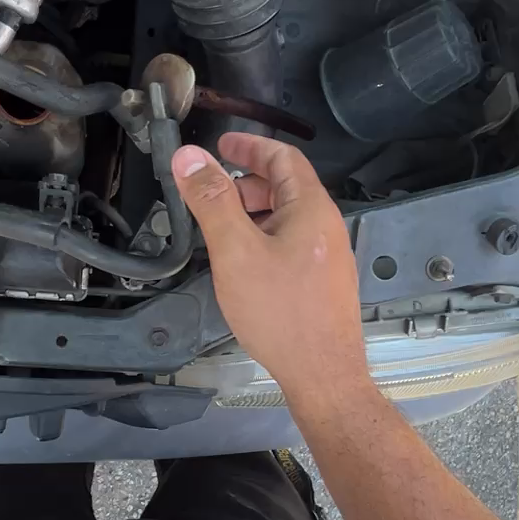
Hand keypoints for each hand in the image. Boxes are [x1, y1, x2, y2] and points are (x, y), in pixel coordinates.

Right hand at [171, 133, 369, 399]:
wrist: (322, 374)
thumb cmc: (280, 312)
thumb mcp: (236, 251)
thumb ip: (212, 202)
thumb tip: (190, 157)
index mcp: (311, 209)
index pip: (283, 157)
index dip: (250, 146)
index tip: (221, 145)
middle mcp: (326, 226)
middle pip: (287, 187)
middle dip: (247, 182)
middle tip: (213, 191)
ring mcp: (328, 256)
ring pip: (288, 218)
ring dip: (255, 212)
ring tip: (222, 227)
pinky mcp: (324, 282)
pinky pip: (293, 244)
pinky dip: (265, 237)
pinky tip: (245, 262)